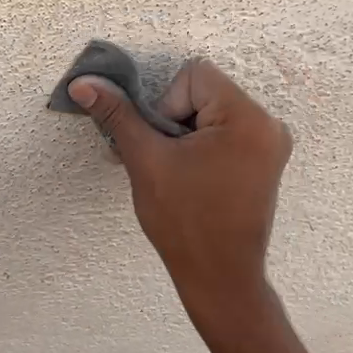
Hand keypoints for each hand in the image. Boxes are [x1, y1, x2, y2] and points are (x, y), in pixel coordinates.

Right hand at [66, 58, 292, 327]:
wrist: (219, 278)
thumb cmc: (185, 221)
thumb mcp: (144, 159)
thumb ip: (116, 114)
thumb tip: (82, 84)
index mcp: (248, 118)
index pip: (193, 74)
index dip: (166, 103)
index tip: (165, 144)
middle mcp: (268, 124)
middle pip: (201, 90)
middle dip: (171, 119)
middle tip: (164, 158)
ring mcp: (269, 143)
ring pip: (207, 110)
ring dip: (180, 132)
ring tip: (173, 170)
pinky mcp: (263, 159)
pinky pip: (221, 129)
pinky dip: (196, 143)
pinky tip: (187, 174)